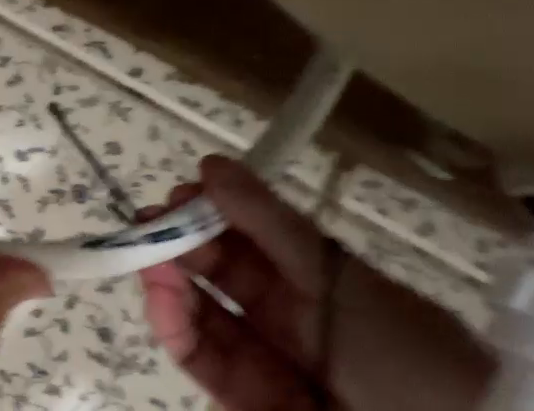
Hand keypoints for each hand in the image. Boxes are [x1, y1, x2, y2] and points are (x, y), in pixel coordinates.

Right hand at [138, 155, 495, 410]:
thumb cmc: (403, 350)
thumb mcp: (339, 277)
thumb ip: (269, 221)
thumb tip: (210, 163)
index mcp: (313, 286)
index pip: (244, 239)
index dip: (207, 214)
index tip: (181, 194)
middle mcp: (284, 318)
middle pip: (212, 272)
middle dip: (174, 242)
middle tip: (148, 222)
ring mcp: (262, 358)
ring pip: (195, 310)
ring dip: (164, 278)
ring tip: (148, 257)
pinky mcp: (243, 396)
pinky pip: (197, 356)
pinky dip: (170, 323)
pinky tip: (160, 294)